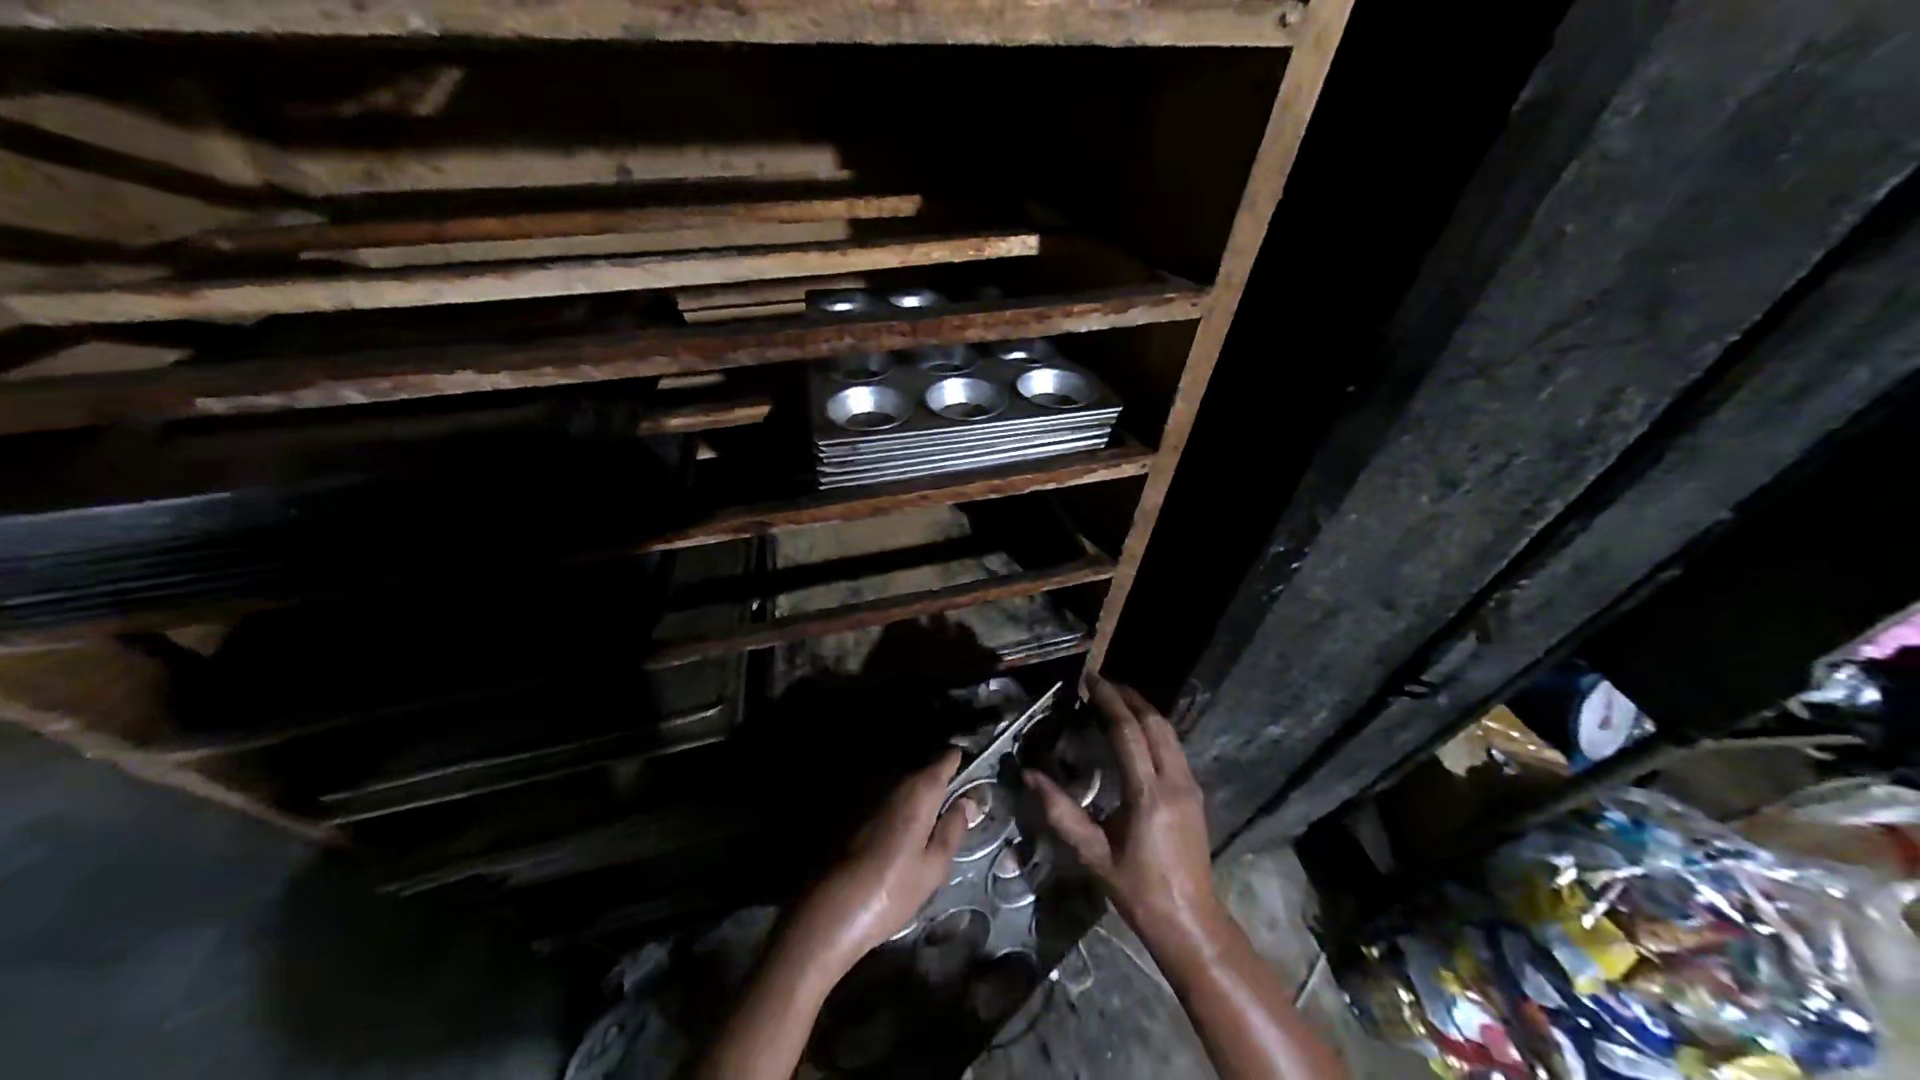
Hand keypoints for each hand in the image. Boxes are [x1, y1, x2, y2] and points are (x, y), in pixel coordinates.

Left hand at [783, 749, 972, 975]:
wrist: (831, 909)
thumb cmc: (892, 889)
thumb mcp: (935, 865)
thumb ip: (954, 827)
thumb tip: (969, 801)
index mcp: (919, 789)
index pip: (947, 757)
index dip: (964, 761)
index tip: (976, 775)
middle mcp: (894, 782)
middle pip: (926, 770)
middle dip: (943, 783)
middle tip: (960, 810)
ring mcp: (872, 796)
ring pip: (906, 787)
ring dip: (921, 799)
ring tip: (935, 827)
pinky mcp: (856, 813)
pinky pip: (890, 801)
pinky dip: (901, 810)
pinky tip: (906, 839)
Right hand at [1027, 677, 1223, 948]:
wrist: (1189, 920)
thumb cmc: (1137, 889)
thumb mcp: (1093, 853)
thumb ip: (1061, 811)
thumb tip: (1030, 775)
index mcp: (1149, 794)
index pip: (1128, 732)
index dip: (1109, 700)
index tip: (1090, 679)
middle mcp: (1175, 781)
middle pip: (1154, 723)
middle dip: (1129, 696)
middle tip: (1101, 683)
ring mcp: (1191, 786)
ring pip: (1169, 732)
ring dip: (1143, 709)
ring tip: (1116, 698)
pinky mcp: (1195, 793)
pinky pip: (1174, 747)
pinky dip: (1154, 728)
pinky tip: (1136, 730)